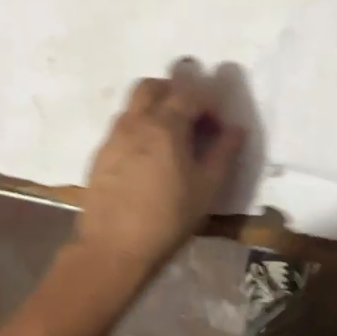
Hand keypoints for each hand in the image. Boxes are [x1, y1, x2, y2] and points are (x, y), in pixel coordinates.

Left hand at [73, 68, 245, 268]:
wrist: (112, 249)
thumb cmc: (168, 218)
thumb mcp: (207, 188)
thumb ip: (224, 152)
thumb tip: (236, 129)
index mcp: (165, 125)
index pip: (190, 93)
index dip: (209, 103)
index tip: (218, 126)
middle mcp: (135, 122)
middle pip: (152, 86)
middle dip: (175, 92)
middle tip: (191, 118)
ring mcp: (112, 137)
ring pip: (133, 105)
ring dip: (154, 109)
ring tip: (170, 140)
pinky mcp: (99, 155)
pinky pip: (121, 128)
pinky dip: (138, 130)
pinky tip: (147, 161)